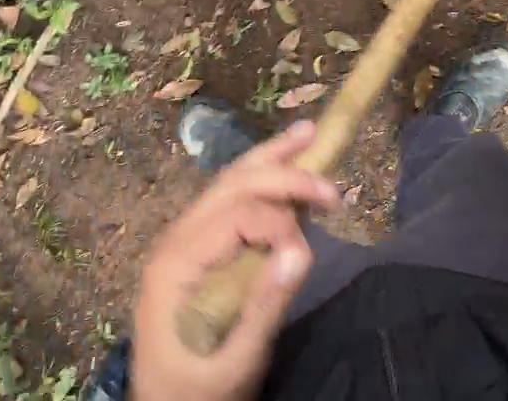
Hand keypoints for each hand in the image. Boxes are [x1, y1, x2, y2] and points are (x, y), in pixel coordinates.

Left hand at [131, 121, 340, 400]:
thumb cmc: (199, 391)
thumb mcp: (235, 362)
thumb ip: (265, 306)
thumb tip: (302, 249)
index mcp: (177, 263)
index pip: (238, 214)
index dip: (280, 222)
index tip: (309, 251)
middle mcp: (175, 239)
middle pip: (234, 184)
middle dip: (284, 173)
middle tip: (331, 183)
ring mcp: (182, 240)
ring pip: (230, 181)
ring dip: (272, 158)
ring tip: (308, 132)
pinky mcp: (195, 247)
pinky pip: (229, 199)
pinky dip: (263, 180)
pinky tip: (287, 168)